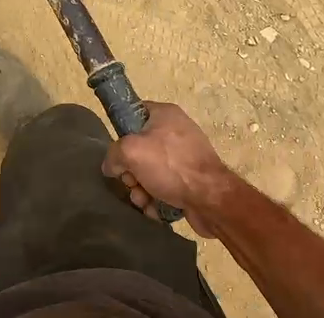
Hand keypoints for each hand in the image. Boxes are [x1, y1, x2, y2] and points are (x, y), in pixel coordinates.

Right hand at [102, 102, 235, 233]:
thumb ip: (113, 154)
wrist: (212, 201)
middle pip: (140, 148)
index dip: (121, 132)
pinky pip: (165, 187)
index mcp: (165, 114)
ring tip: (143, 201)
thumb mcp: (130, 151)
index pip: (133, 114)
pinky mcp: (192, 182)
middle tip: (131, 183)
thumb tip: (111, 167)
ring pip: (151, 172)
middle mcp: (177, 132)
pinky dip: (157, 199)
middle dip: (131, 171)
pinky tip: (155, 209)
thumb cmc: (170, 165)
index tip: (117, 152)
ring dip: (141, 189)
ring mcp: (186, 158)